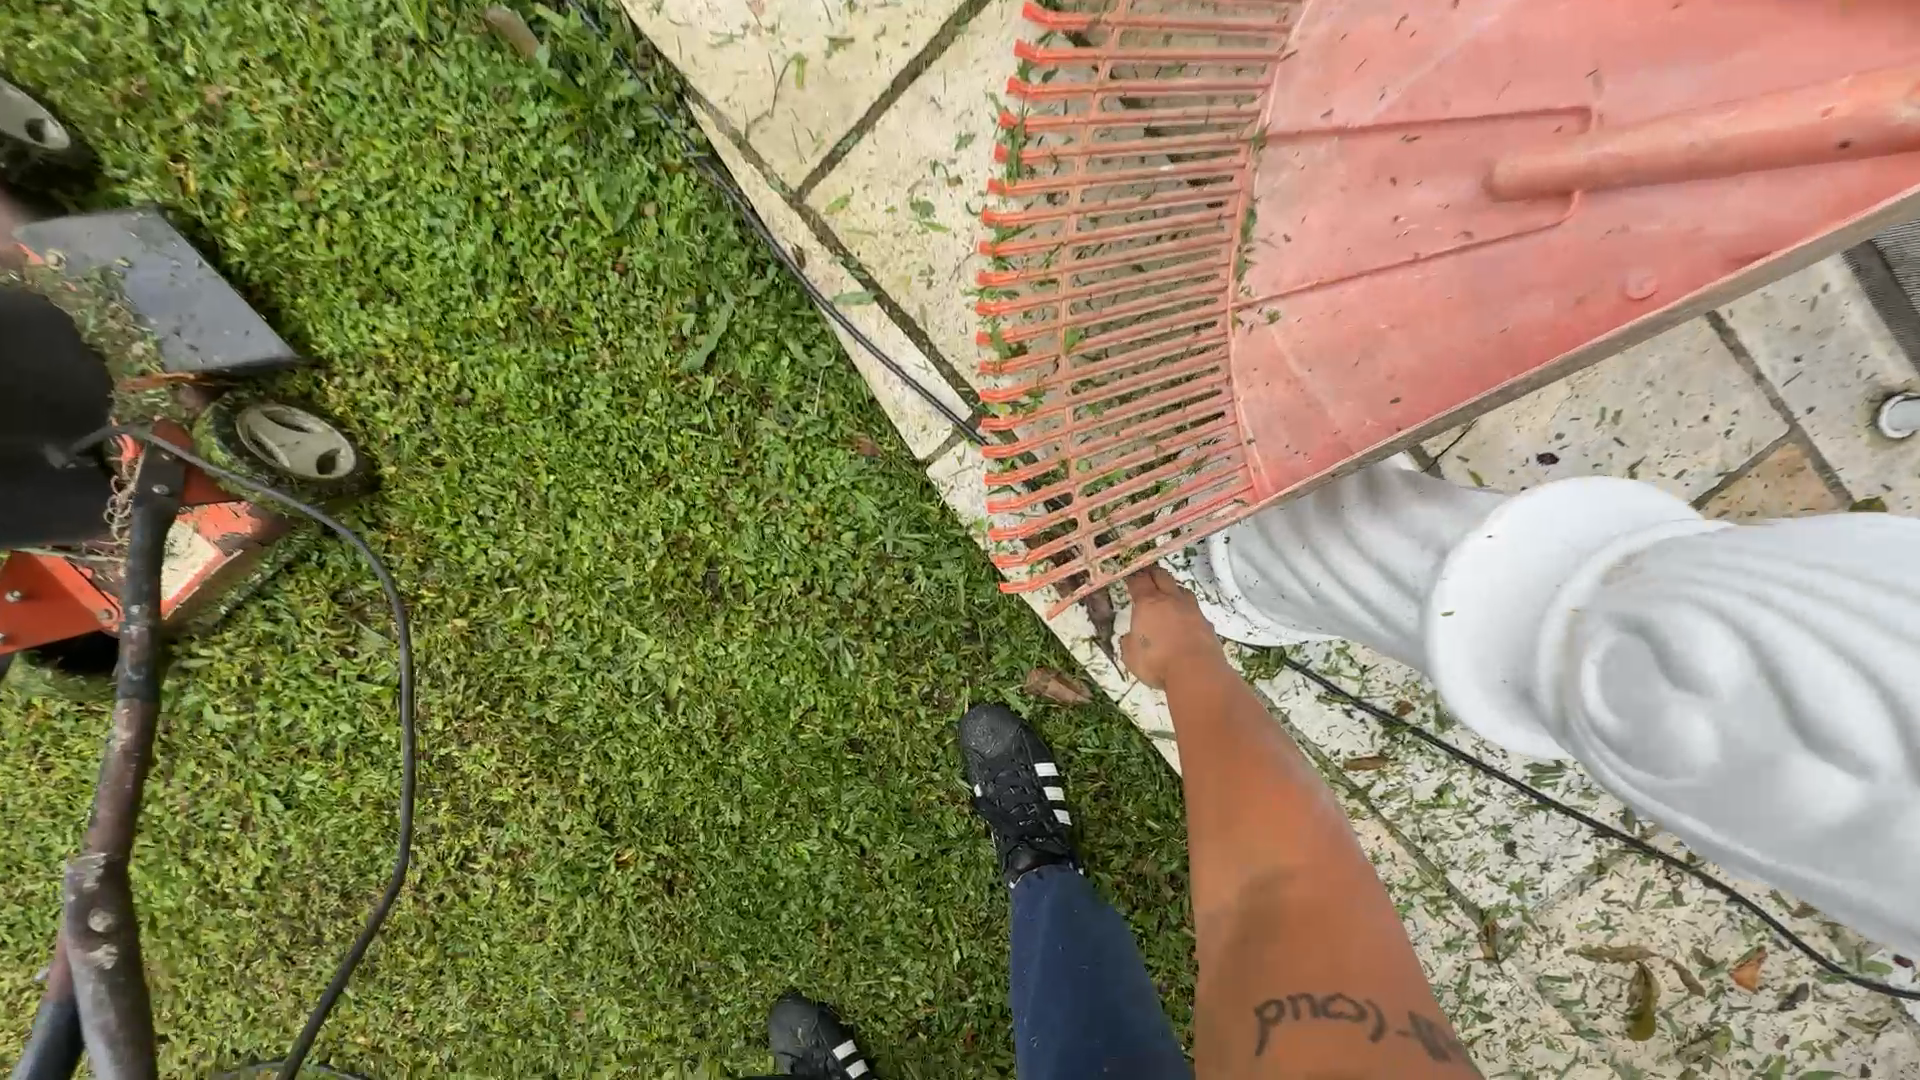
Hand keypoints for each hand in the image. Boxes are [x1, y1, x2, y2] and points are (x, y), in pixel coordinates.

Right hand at [1121, 565, 1227, 689]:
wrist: (1197, 672)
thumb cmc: (1157, 662)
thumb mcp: (1131, 656)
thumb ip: (1129, 642)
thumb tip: (1130, 637)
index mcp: (1148, 603)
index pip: (1139, 581)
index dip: (1133, 577)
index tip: (1129, 577)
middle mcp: (1170, 600)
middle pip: (1162, 576)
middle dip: (1153, 574)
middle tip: (1147, 576)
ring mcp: (1191, 610)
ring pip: (1182, 590)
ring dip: (1173, 589)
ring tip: (1168, 596)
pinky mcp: (1206, 623)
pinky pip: (1195, 610)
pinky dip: (1187, 611)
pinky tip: (1185, 620)